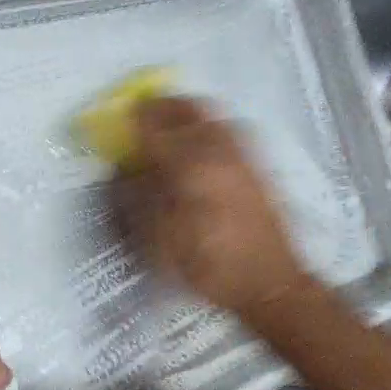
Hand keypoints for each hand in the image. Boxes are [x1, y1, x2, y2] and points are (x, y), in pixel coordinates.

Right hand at [124, 97, 312, 316]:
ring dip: (187, 117)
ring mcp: (243, 154)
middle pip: (186, 106)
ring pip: (210, 115)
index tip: (120, 124)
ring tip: (172, 135)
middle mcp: (218, 149)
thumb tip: (125, 170)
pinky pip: (229, 131)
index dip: (132, 120)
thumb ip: (139, 199)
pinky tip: (202, 155)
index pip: (153, 122)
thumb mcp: (161, 243)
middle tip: (145, 120)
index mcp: (189, 165)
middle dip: (161, 108)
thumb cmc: (211, 269)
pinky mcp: (258, 166)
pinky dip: (209, 130)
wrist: (271, 283)